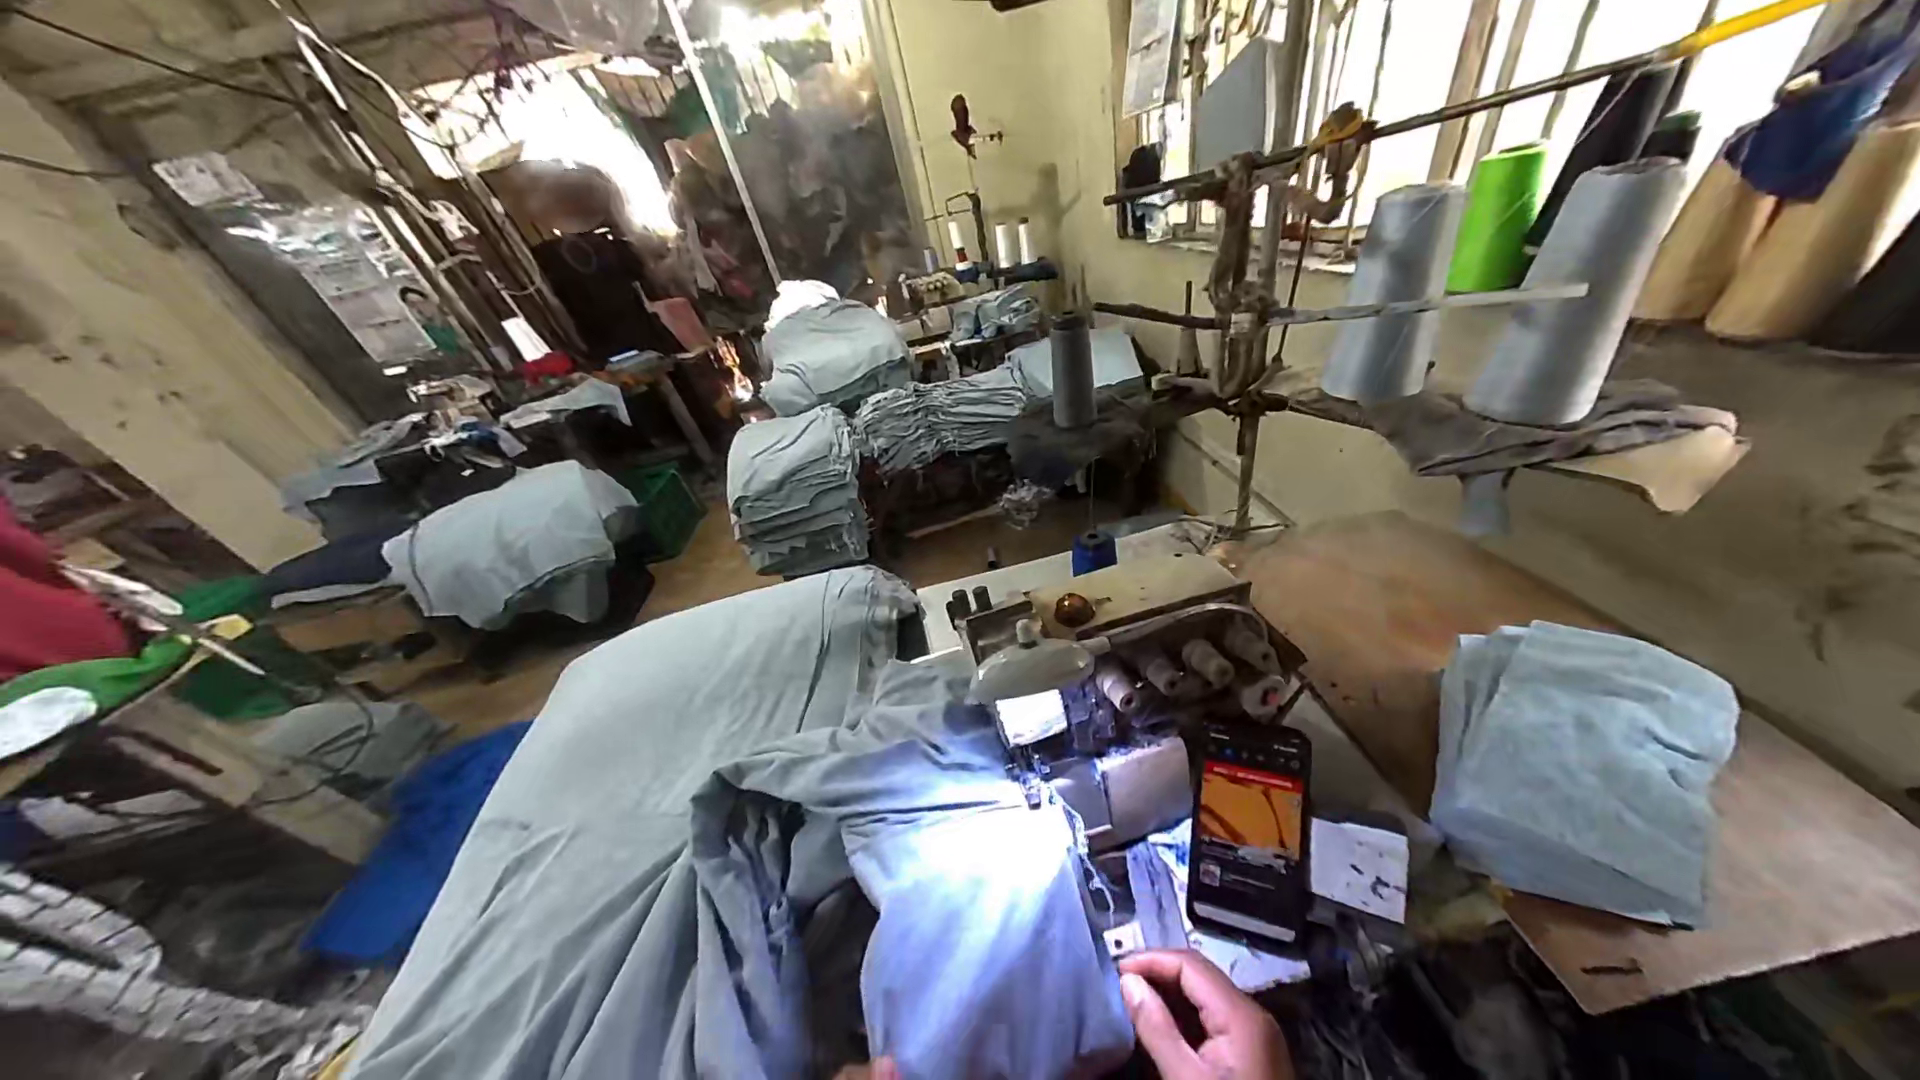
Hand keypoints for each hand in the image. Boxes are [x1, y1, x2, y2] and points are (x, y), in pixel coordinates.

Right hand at [1117, 949, 1292, 1079]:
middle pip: (1198, 975)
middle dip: (1157, 974)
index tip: (1115, 972)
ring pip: (1204, 996)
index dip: (1150, 961)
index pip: (1189, 964)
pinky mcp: (1252, 1055)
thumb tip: (1128, 982)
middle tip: (1120, 985)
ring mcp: (1255, 1036)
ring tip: (1133, 1001)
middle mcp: (1252, 1015)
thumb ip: (1155, 1027)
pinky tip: (1160, 1026)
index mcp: (1241, 1014)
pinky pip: (1213, 1019)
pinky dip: (1184, 1016)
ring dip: (1168, 994)